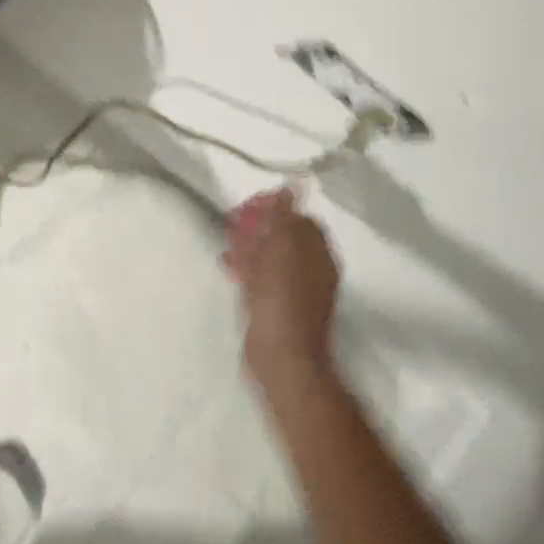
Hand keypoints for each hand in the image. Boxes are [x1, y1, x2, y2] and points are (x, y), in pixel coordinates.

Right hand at [224, 189, 340, 383]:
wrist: (282, 357)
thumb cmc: (282, 301)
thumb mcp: (282, 252)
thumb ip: (284, 218)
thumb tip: (293, 186)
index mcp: (317, 253)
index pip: (299, 219)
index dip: (274, 208)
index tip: (246, 205)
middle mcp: (310, 268)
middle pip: (284, 237)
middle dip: (258, 226)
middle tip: (231, 222)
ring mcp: (294, 290)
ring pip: (271, 258)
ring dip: (250, 247)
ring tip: (226, 245)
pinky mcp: (277, 307)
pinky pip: (262, 278)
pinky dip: (247, 268)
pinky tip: (229, 269)